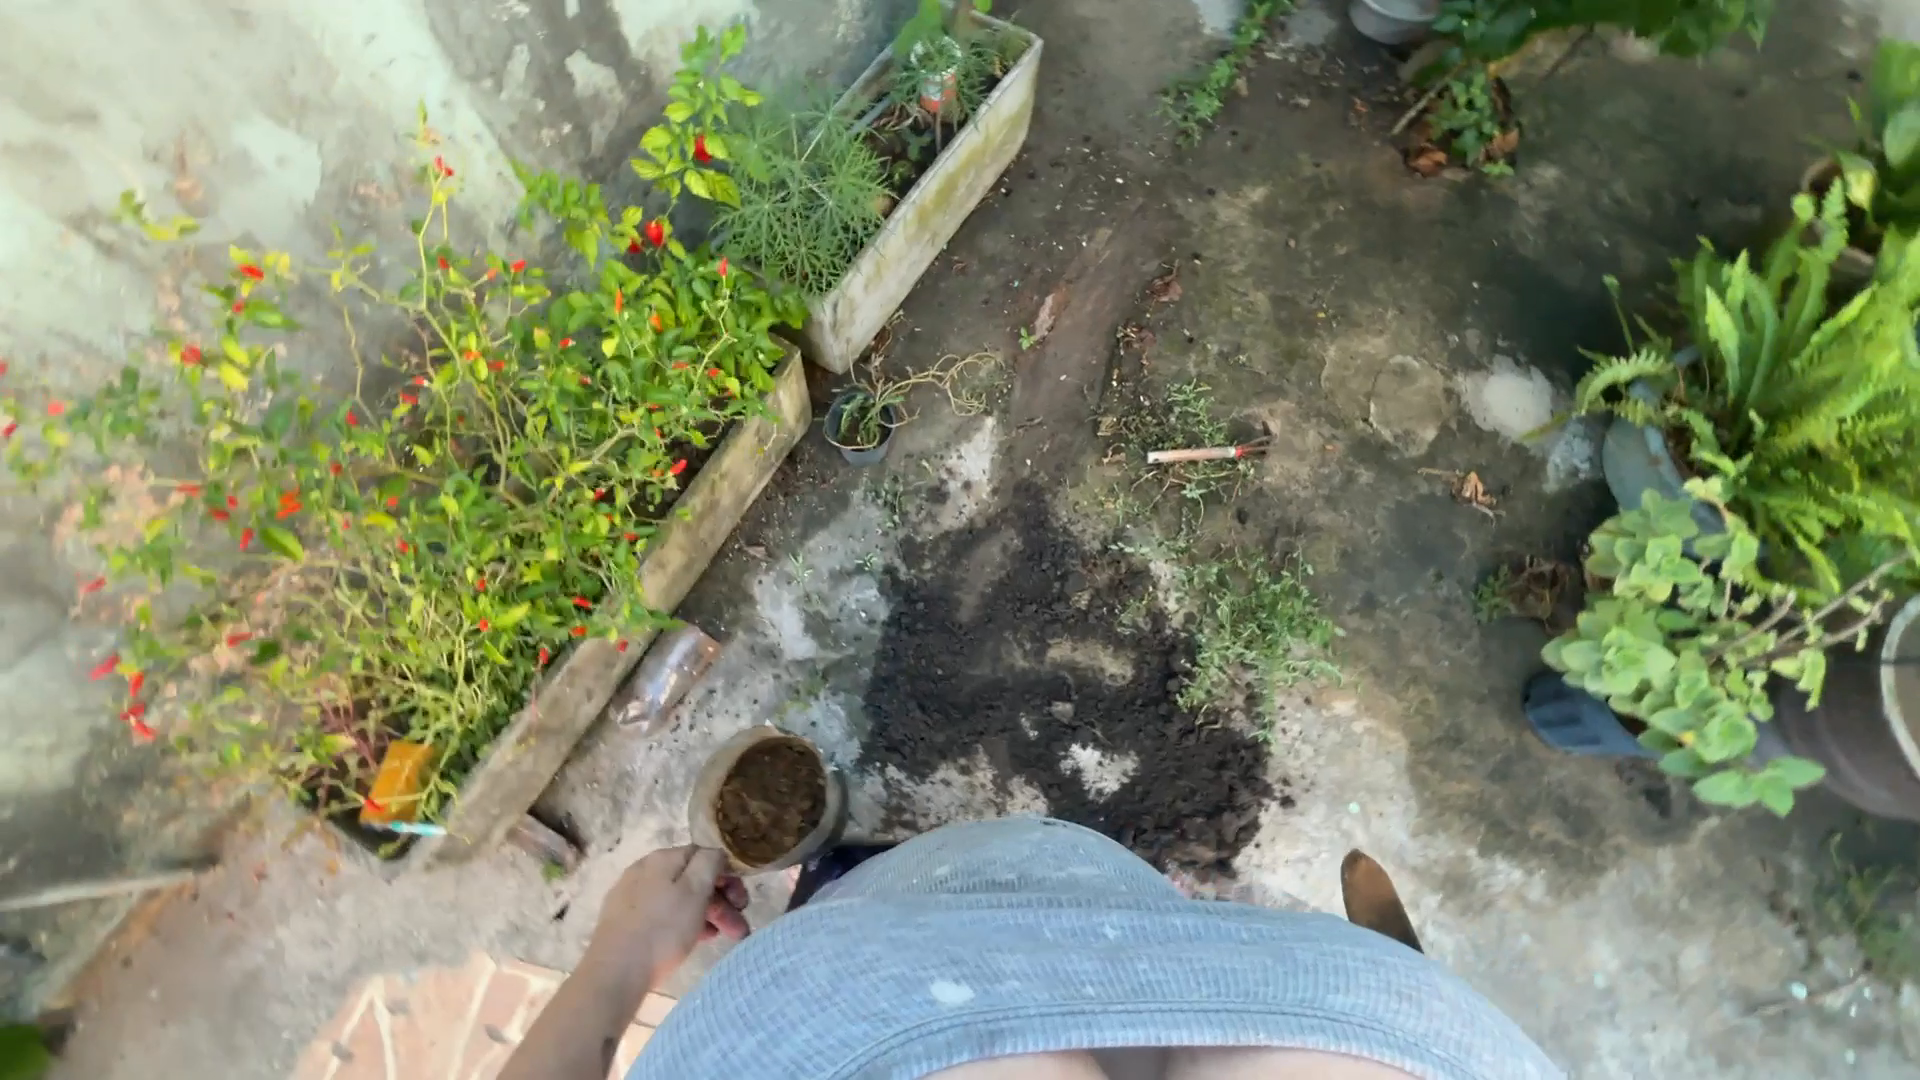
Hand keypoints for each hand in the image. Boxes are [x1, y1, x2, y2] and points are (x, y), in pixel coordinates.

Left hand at [588, 846, 749, 989]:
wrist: (614, 975)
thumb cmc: (662, 930)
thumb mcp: (696, 890)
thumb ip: (710, 862)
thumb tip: (716, 854)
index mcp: (662, 858)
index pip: (704, 855)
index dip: (727, 876)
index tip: (741, 901)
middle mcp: (644, 871)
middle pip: (691, 879)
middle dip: (720, 901)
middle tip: (738, 926)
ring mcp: (630, 898)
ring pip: (678, 899)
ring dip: (705, 914)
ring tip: (722, 936)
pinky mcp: (623, 923)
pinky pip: (661, 915)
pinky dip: (682, 923)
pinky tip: (695, 940)